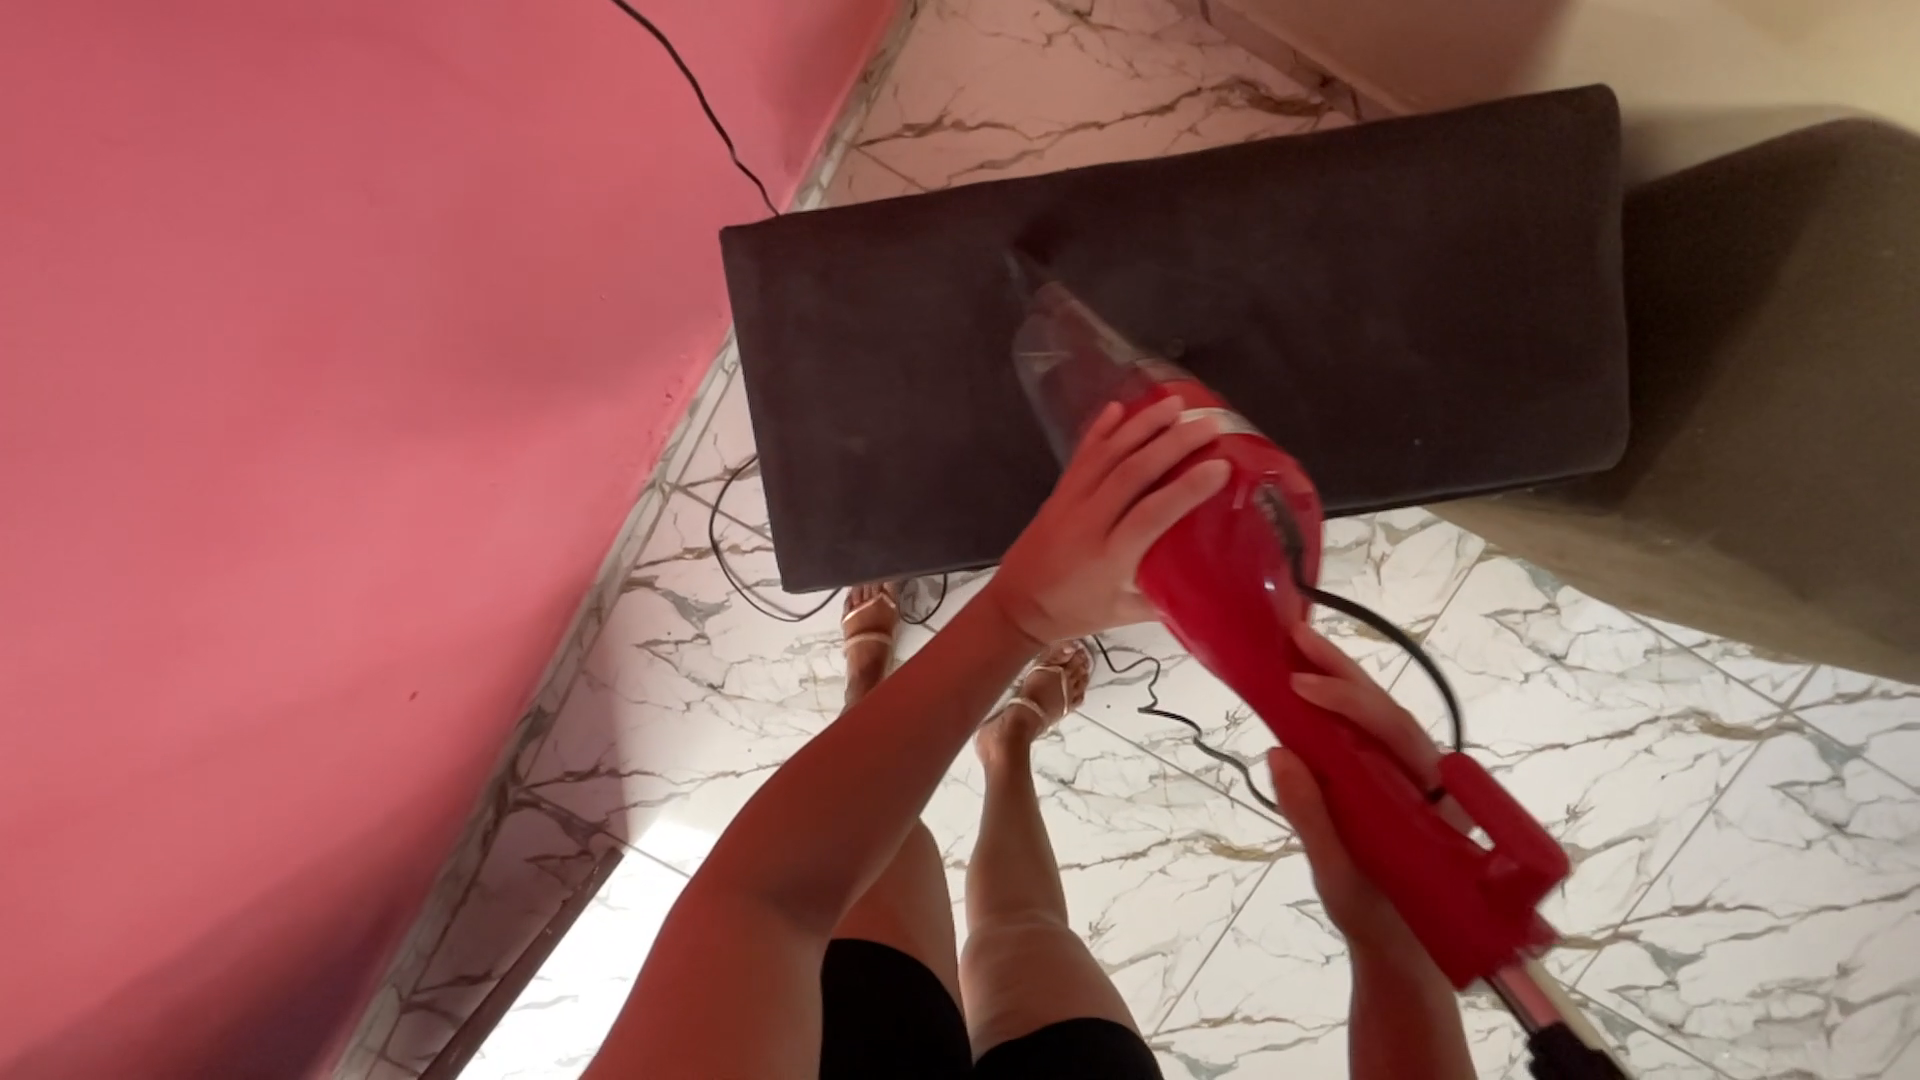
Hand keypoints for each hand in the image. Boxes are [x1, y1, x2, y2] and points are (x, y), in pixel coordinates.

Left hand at [986, 397, 1228, 644]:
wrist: (1016, 605)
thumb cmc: (1074, 613)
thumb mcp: (1124, 615)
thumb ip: (1165, 596)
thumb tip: (1212, 575)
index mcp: (1109, 558)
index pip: (1152, 514)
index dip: (1187, 488)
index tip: (1221, 465)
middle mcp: (1089, 522)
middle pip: (1133, 472)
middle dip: (1172, 443)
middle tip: (1207, 424)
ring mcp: (1069, 502)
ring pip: (1108, 455)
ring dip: (1142, 425)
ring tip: (1174, 404)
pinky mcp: (1058, 492)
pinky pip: (1081, 455)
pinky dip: (1100, 429)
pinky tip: (1119, 407)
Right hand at [1268, 622, 1461, 954]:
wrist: (1397, 948)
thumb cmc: (1376, 919)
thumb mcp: (1338, 876)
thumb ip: (1312, 818)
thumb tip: (1278, 753)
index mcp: (1433, 801)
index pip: (1397, 733)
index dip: (1350, 704)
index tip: (1301, 687)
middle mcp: (1428, 778)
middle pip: (1389, 711)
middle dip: (1343, 671)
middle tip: (1295, 638)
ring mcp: (1406, 777)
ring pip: (1378, 715)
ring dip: (1338, 677)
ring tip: (1296, 644)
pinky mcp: (1383, 779)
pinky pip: (1363, 733)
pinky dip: (1332, 703)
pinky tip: (1305, 684)